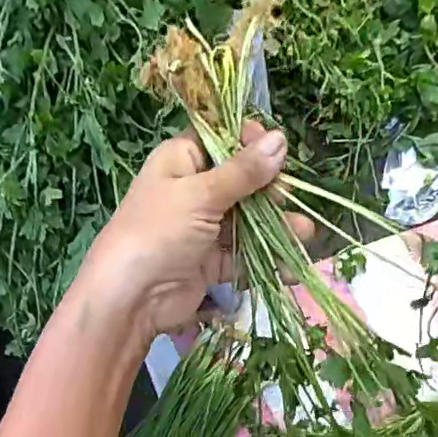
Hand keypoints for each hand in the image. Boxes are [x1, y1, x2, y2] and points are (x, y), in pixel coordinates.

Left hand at [69, 121, 310, 338]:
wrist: (133, 297)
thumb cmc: (158, 232)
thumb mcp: (201, 195)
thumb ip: (244, 172)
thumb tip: (281, 139)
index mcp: (183, 161)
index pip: (223, 140)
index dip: (251, 143)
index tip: (277, 152)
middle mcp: (197, 191)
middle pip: (245, 184)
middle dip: (272, 193)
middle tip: (288, 201)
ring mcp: (208, 228)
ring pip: (252, 222)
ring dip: (279, 229)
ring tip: (304, 236)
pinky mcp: (216, 262)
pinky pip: (249, 255)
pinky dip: (269, 261)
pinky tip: (291, 268)